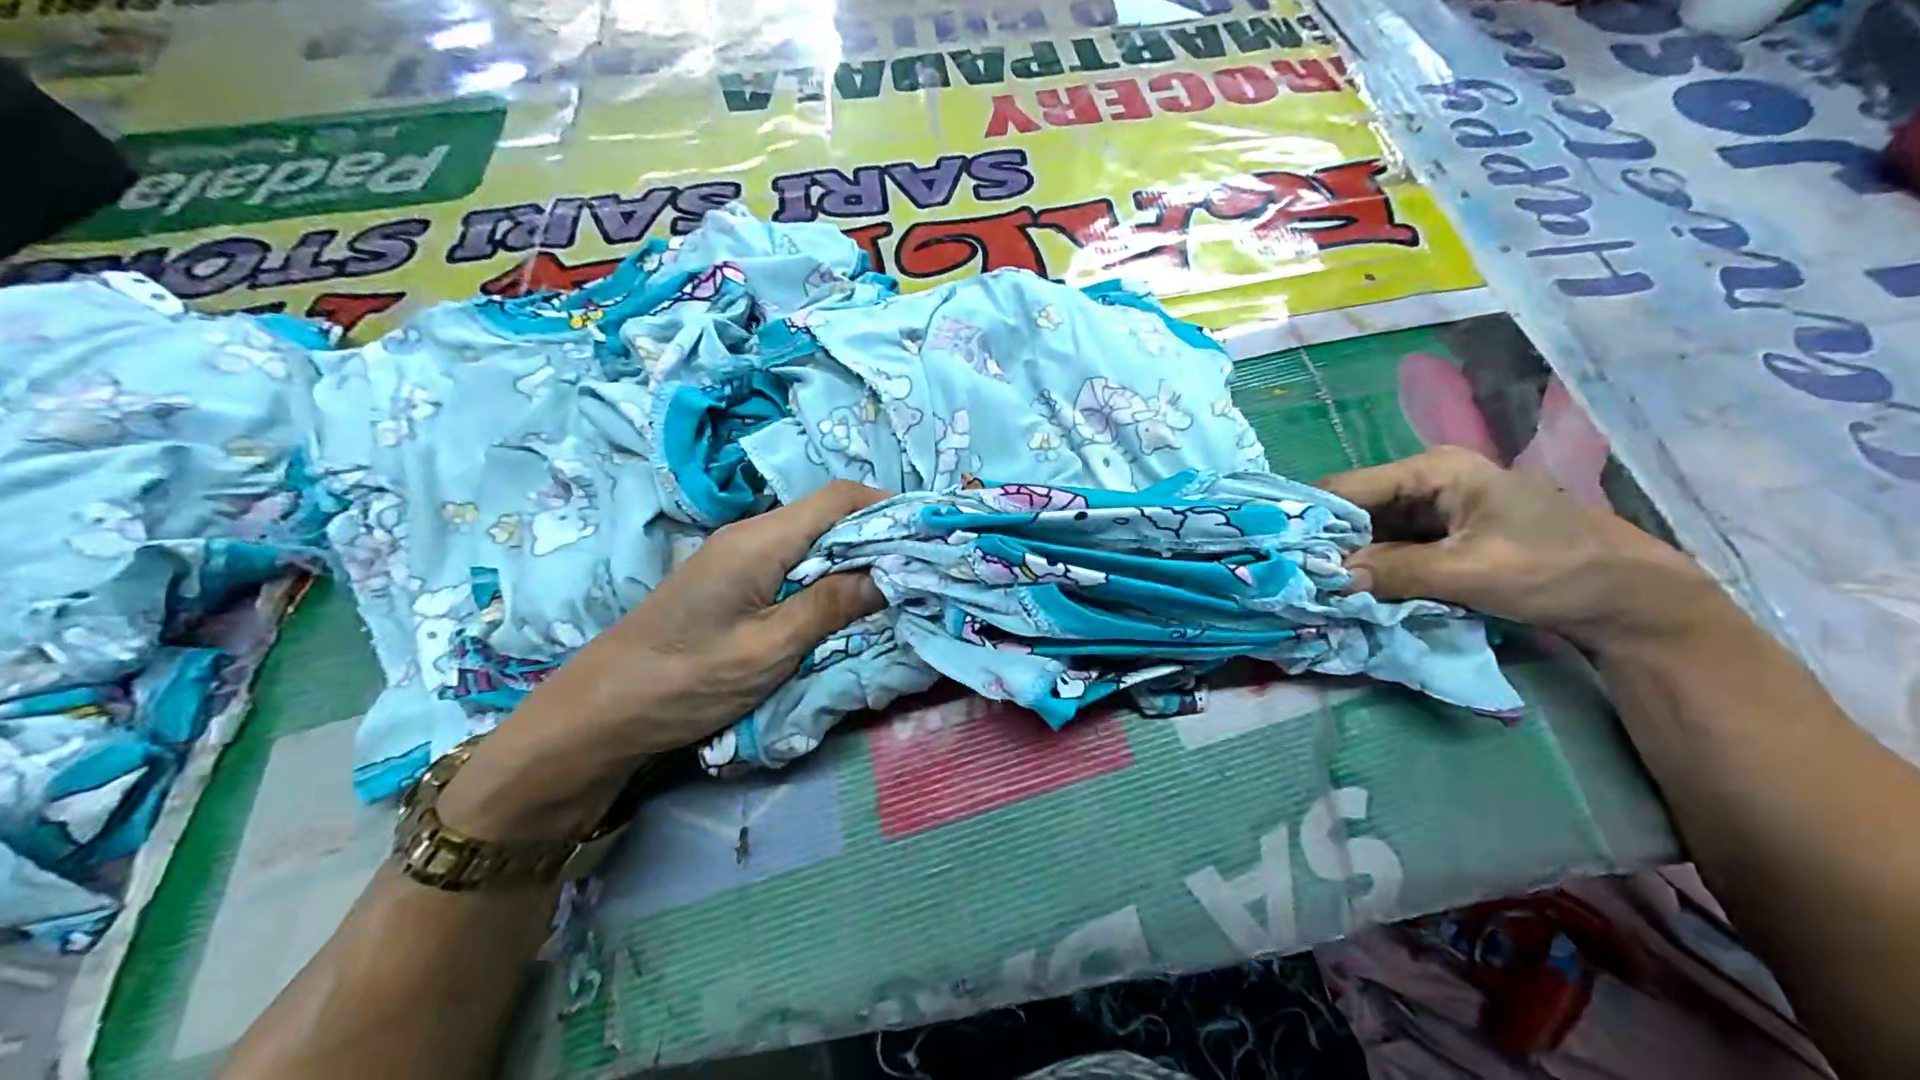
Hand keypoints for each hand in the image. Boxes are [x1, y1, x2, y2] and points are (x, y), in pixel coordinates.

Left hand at [437, 481, 889, 839]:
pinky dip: (827, 574)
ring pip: (811, 540)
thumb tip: (889, 573)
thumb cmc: (686, 680)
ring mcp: (736, 558)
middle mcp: (749, 535)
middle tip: (920, 565)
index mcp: (760, 540)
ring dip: (853, 556)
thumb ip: (831, 606)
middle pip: (827, 515)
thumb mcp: (769, 649)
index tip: (927, 531)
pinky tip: (844, 602)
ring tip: (893, 585)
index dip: (889, 505)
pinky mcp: (729, 582)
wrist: (600, 713)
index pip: (838, 498)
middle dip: (877, 534)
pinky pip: (791, 563)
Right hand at [1320, 447, 1722, 653]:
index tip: (1280, 551)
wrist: (1631, 599)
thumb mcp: (1473, 572)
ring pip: (1370, 531)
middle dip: (1329, 543)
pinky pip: (1390, 549)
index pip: (1350, 487)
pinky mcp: (1441, 537)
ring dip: (1349, 560)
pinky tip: (1352, 589)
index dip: (1313, 517)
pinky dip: (1372, 569)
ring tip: (1316, 587)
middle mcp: (1428, 481)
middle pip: (1356, 509)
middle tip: (1297, 577)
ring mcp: (1435, 509)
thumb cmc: (1558, 570)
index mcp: (1436, 470)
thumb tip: (1332, 579)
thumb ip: (1398, 571)